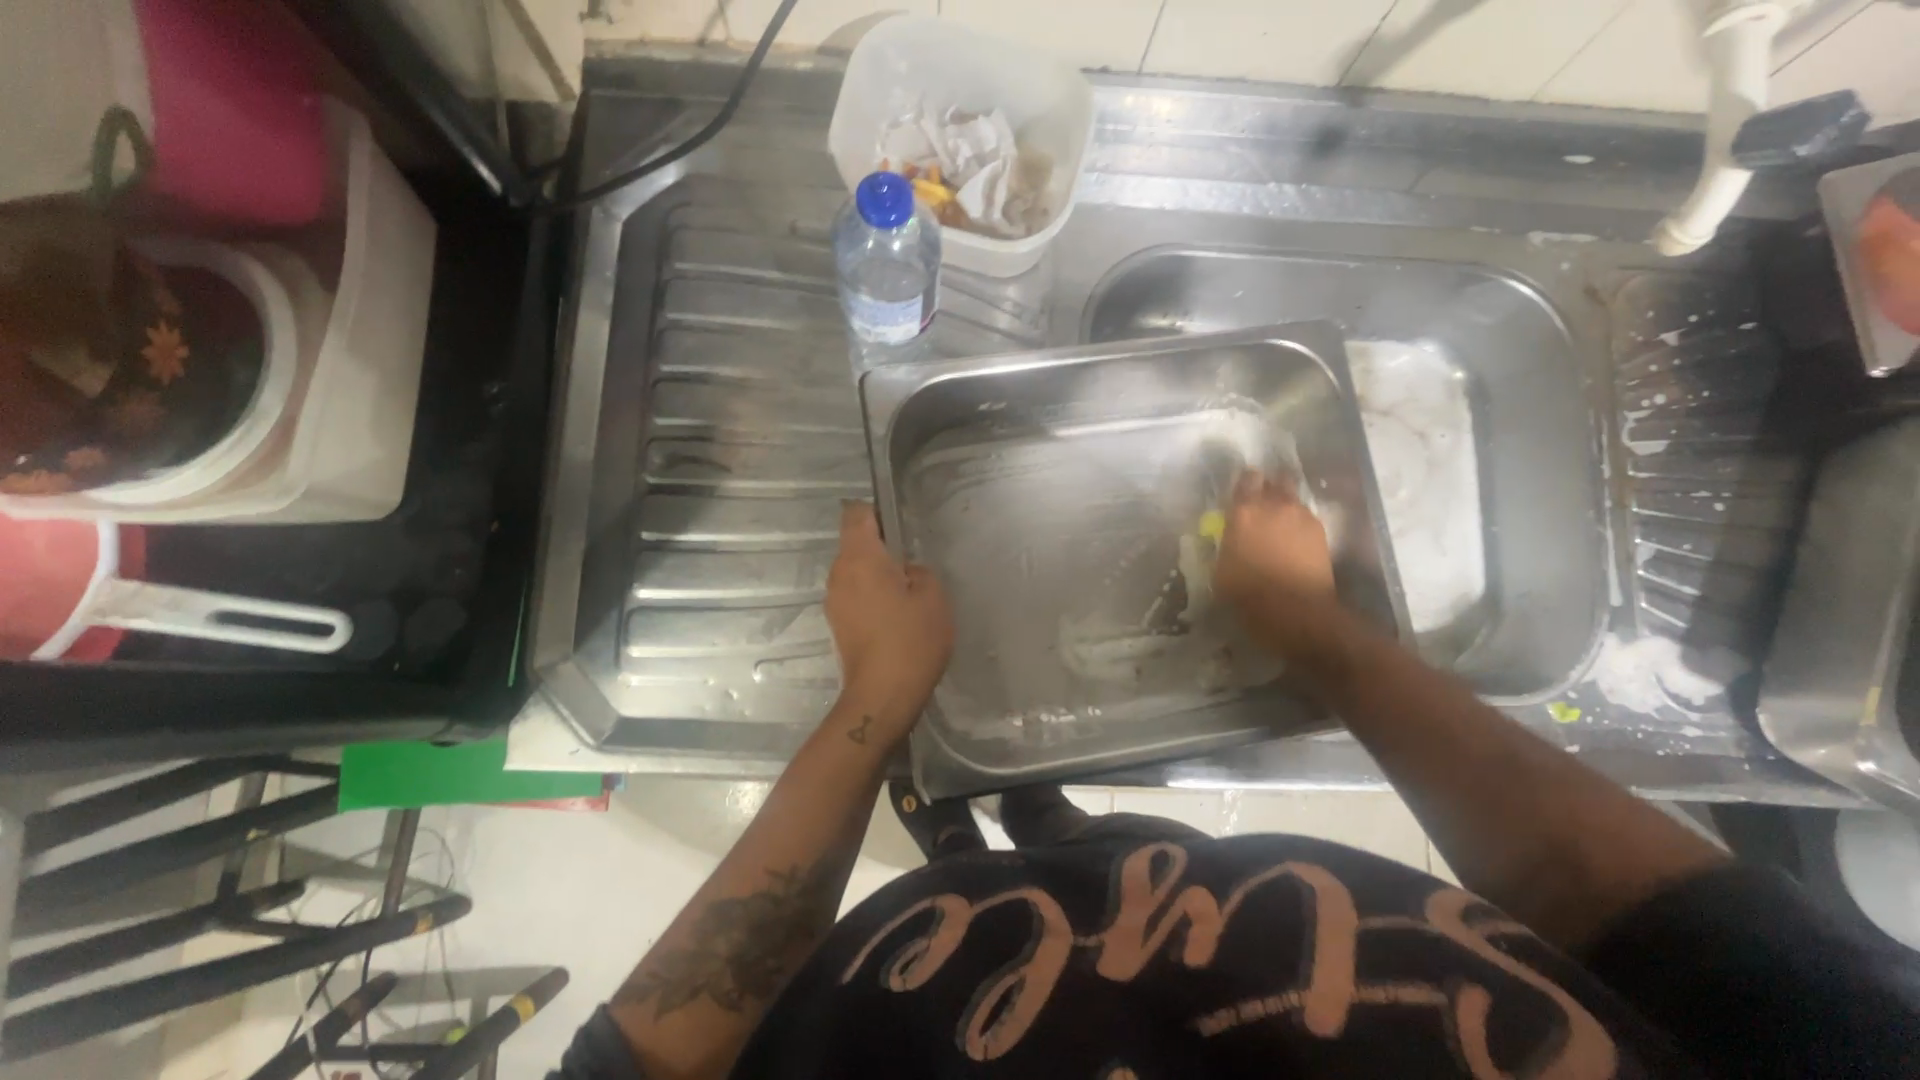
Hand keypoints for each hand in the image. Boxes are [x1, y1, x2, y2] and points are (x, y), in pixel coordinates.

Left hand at [824, 502, 953, 737]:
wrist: (883, 695)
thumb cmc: (911, 639)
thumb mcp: (933, 597)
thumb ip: (920, 571)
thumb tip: (905, 571)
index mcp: (859, 558)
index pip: (856, 514)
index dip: (876, 512)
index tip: (899, 525)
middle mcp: (838, 574)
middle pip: (854, 544)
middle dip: (881, 548)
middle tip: (913, 565)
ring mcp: (834, 601)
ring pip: (855, 573)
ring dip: (877, 576)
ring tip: (908, 596)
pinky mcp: (837, 625)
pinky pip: (854, 596)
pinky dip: (872, 598)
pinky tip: (896, 618)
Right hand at [1214, 470, 1338, 661]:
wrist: (1296, 610)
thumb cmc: (1248, 593)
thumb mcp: (1222, 569)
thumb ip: (1228, 544)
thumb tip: (1232, 538)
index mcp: (1244, 512)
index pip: (1247, 479)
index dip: (1245, 483)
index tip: (1242, 492)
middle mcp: (1275, 505)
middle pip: (1276, 481)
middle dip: (1270, 488)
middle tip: (1262, 504)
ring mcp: (1302, 516)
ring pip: (1294, 499)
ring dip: (1286, 507)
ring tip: (1280, 525)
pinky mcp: (1321, 533)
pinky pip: (1306, 518)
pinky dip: (1299, 525)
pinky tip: (1294, 541)